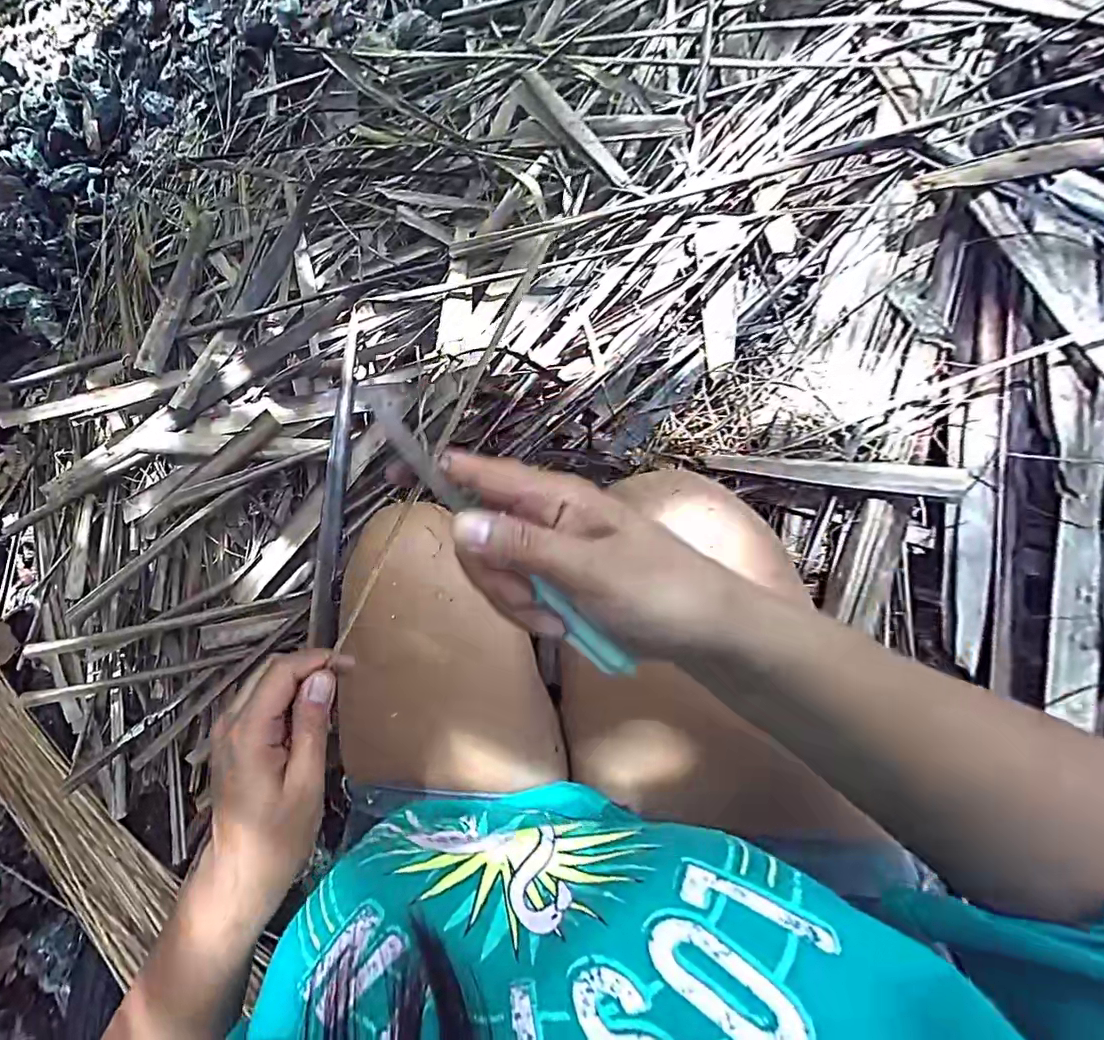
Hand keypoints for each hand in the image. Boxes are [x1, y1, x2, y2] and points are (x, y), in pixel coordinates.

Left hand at [204, 648, 343, 925]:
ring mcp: (226, 729)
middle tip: (344, 678)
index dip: (316, 660)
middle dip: (307, 666)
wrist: (240, 872)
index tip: (349, 666)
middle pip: (268, 671)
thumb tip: (322, 678)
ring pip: (262, 682)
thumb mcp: (306, 783)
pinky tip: (307, 713)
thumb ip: (312, 726)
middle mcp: (230, 721)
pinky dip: (284, 697)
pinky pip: (257, 702)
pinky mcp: (230, 739)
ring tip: (330, 694)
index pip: (280, 671)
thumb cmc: (277, 838)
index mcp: (247, 730)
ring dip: (296, 680)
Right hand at [429, 450, 752, 660]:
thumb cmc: (661, 590)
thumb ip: (522, 544)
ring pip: (489, 567)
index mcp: (552, 498)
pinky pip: (510, 590)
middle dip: (492, 575)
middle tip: (530, 603)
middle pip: (475, 534)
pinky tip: (560, 624)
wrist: (708, 634)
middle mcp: (539, 517)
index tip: (395, 474)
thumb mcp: (590, 568)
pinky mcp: (547, 578)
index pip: (481, 474)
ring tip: (556, 619)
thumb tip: (457, 519)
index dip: (438, 469)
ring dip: (512, 600)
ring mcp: (542, 549)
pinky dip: (526, 612)